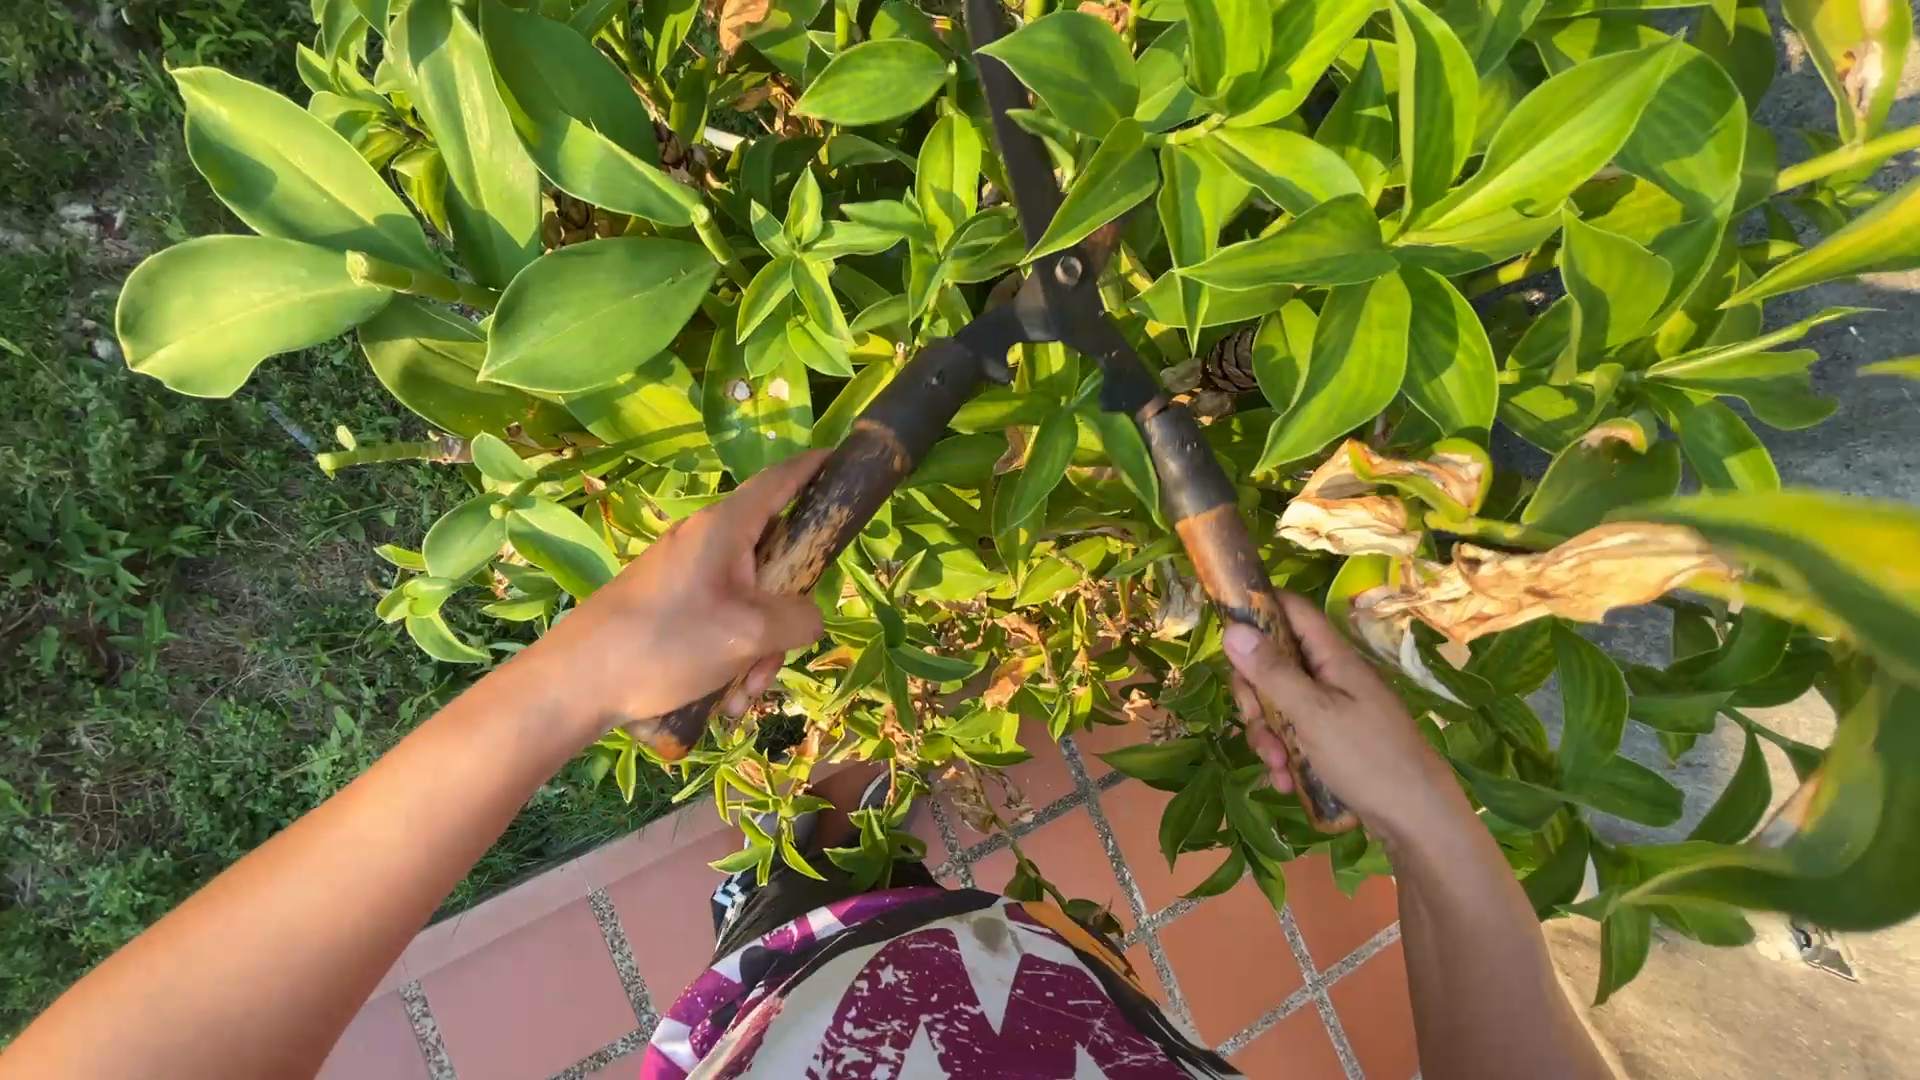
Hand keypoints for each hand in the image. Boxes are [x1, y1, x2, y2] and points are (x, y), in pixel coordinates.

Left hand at [521, 450, 829, 740]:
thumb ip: (800, 618)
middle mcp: (708, 543)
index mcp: (726, 528)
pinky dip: (732, 658)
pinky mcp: (673, 605)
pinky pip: (724, 623)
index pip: (780, 481)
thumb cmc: (665, 643)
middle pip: (775, 561)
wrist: (574, 685)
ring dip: (759, 651)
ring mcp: (689, 575)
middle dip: (786, 617)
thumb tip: (810, 616)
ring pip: (752, 603)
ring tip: (741, 694)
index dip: (814, 469)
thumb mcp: (749, 634)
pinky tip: (722, 698)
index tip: (841, 463)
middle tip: (775, 657)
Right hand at [1223, 592, 1468, 842]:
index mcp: (1332, 657)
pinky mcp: (1328, 737)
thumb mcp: (1312, 713)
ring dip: (1266, 731)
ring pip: (1277, 701)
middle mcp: (1329, 675)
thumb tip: (1232, 629)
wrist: (1418, 821)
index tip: (1227, 632)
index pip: (1291, 609)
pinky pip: (1290, 732)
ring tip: (1276, 763)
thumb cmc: (1369, 758)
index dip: (1258, 609)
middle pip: (1273, 660)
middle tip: (1254, 719)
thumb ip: (1272, 671)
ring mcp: (1330, 707)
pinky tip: (1285, 779)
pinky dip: (1282, 753)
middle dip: (1253, 692)